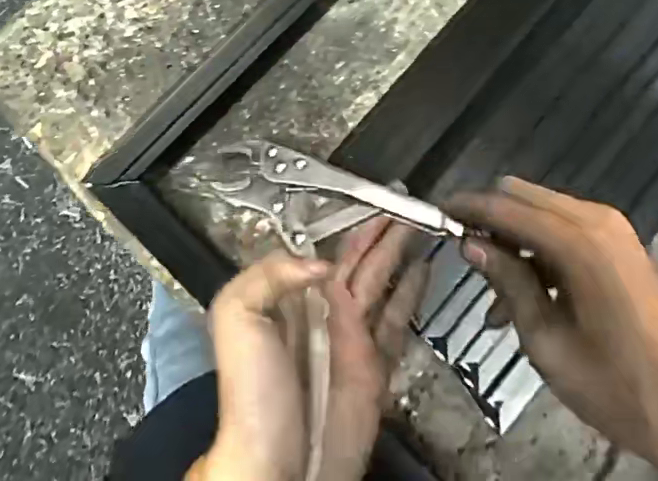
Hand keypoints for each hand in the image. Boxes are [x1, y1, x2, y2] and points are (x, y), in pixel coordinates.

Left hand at [191, 221, 429, 480]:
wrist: (277, 460)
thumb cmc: (251, 389)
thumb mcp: (236, 313)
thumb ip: (271, 273)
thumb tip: (321, 263)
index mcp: (289, 292)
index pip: (322, 247)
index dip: (345, 225)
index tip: (367, 202)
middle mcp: (322, 308)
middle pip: (358, 260)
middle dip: (379, 233)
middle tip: (402, 206)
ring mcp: (351, 336)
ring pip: (381, 282)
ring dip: (398, 254)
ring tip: (415, 228)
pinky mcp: (375, 366)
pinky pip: (396, 321)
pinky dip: (411, 295)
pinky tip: (420, 273)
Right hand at [443, 178, 657, 480]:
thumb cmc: (620, 389)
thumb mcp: (548, 342)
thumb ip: (508, 283)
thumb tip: (469, 243)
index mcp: (578, 241)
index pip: (503, 206)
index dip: (465, 208)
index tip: (435, 216)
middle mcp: (596, 220)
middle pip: (519, 195)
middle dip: (488, 218)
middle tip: (466, 255)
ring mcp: (613, 230)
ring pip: (539, 208)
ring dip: (512, 235)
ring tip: (495, 291)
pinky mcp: (622, 246)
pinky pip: (564, 226)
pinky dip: (537, 246)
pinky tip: (528, 292)